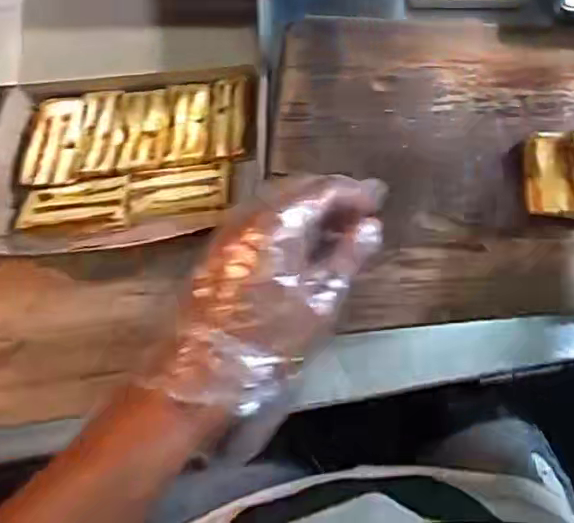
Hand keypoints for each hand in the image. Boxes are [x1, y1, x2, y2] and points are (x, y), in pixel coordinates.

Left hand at [141, 175, 384, 417]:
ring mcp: (230, 232)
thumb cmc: (266, 344)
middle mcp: (252, 214)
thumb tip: (371, 225)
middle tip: (363, 212)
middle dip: (334, 195)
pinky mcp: (218, 252)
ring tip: (338, 229)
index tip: (380, 199)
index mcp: (280, 220)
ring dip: (311, 208)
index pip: (325, 188)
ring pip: (279, 203)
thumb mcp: (320, 303)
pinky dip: (289, 223)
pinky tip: (303, 246)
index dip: (356, 191)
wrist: (194, 385)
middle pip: (300, 188)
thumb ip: (349, 258)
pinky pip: (262, 220)